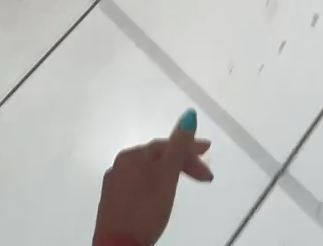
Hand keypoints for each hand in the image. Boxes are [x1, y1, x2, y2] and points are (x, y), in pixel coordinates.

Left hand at [94, 110, 213, 245]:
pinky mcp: (112, 206)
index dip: (191, 150)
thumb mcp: (167, 174)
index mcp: (133, 155)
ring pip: (148, 172)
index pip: (167, 145)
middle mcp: (120, 165)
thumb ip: (179, 144)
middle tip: (204, 175)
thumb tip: (189, 114)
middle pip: (157, 158)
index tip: (210, 157)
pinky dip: (154, 187)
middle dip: (181, 162)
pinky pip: (138, 187)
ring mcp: (113, 186)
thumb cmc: (145, 208)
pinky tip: (160, 196)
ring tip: (184, 182)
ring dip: (169, 174)